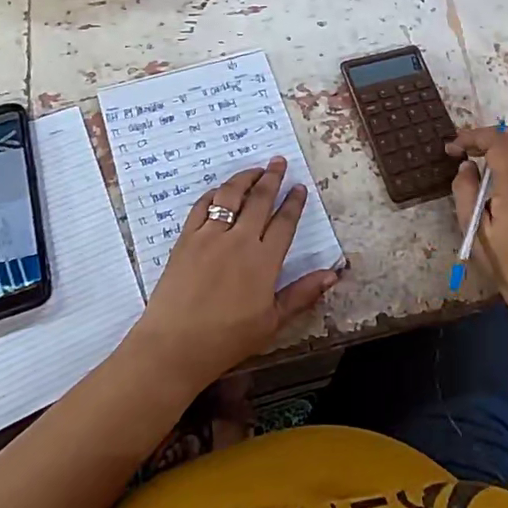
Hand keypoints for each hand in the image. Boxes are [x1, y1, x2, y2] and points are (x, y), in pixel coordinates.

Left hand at [130, 157, 338, 385]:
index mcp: (263, 261)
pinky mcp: (186, 239)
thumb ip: (301, 294)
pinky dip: (214, 193)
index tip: (300, 187)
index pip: (284, 222)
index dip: (294, 203)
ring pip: (230, 196)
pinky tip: (220, 190)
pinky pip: (202, 206)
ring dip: (244, 178)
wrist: (174, 346)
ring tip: (254, 169)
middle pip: (259, 200)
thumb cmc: (227, 340)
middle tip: (279, 161)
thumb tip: (333, 274)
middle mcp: (239, 240)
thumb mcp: (272, 322)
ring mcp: (209, 236)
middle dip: (272, 178)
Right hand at [446, 127, 507, 307]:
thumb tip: (466, 166)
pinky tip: (499, 171)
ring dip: (506, 142)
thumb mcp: (472, 225)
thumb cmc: (501, 257)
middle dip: (491, 135)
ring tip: (483, 153)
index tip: (453, 148)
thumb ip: (465, 189)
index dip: (473, 137)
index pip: (498, 142)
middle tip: (468, 146)